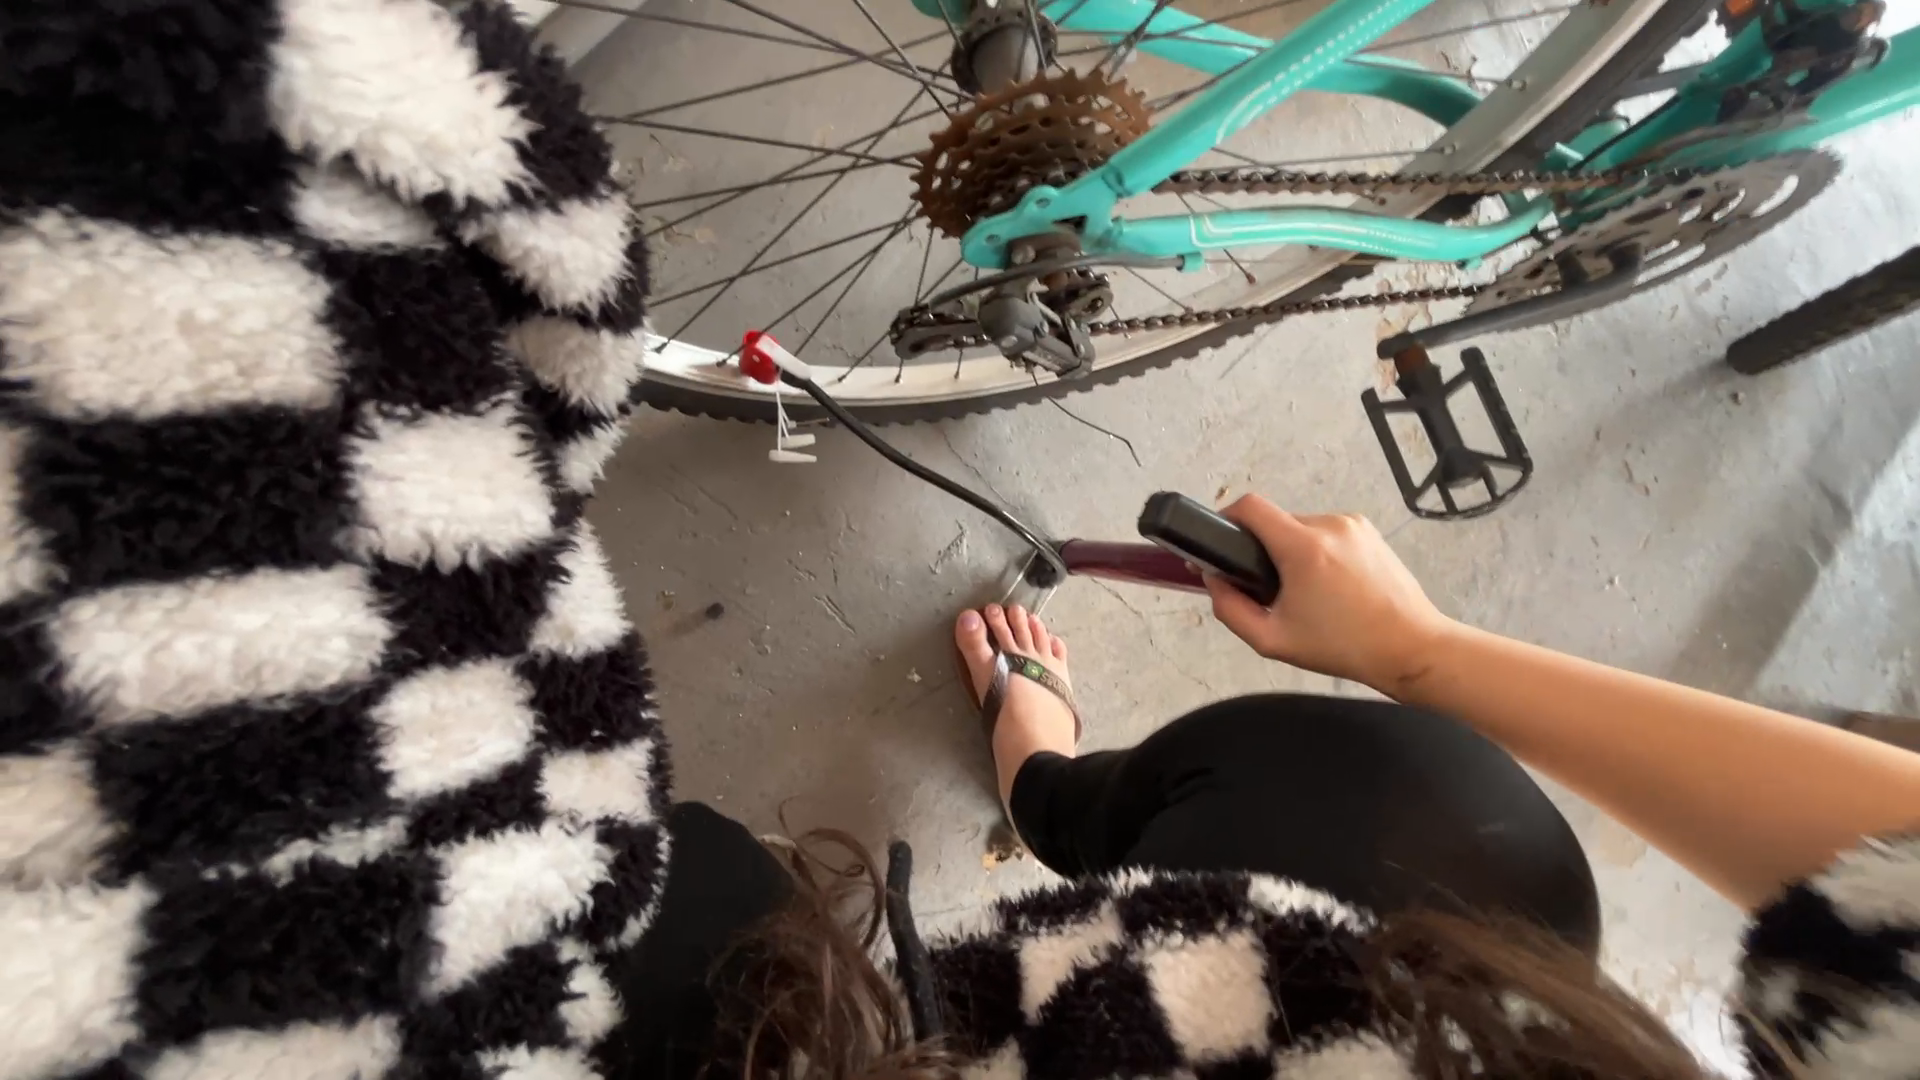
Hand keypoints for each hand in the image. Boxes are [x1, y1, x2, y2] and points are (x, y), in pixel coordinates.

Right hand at [1203, 496, 1455, 695]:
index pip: (1250, 507)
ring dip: (1289, 551)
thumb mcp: (1271, 640)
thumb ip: (1229, 608)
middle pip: (1274, 521)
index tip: (1220, 543)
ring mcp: (1353, 524)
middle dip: (1260, 549)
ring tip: (1301, 590)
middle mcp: (1329, 525)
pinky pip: (1324, 532)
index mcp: (1303, 548)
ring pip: (1299, 528)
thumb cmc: (1342, 646)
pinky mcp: (1368, 531)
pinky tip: (1326, 584)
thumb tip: (1213, 579)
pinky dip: (1315, 552)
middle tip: (1264, 586)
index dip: (1226, 518)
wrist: (1412, 648)